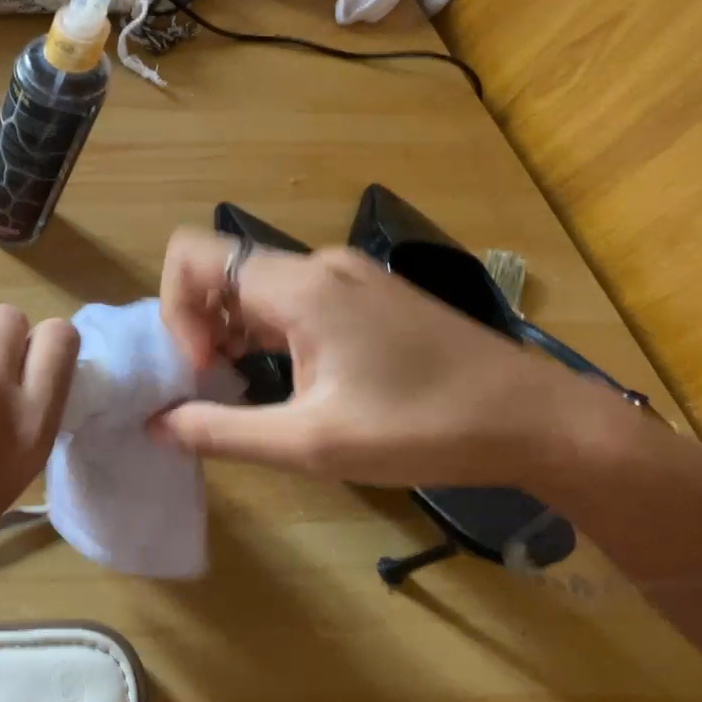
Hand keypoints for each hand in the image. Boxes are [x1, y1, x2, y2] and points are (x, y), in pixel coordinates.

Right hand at [154, 229, 588, 487]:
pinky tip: (289, 380)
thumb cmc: (425, 429)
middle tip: (216, 388)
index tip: (200, 369)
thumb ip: (220, 432)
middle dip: (197, 329)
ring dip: (230, 334)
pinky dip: (266, 334)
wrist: (546, 423)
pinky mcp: (370, 296)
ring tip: (249, 390)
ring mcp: (349, 279)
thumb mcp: (310, 444)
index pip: (192, 256)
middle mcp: (320, 267)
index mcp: (302, 288)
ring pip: (253, 289)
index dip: (175, 310)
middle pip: (220, 273)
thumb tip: (155, 425)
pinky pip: (290, 300)